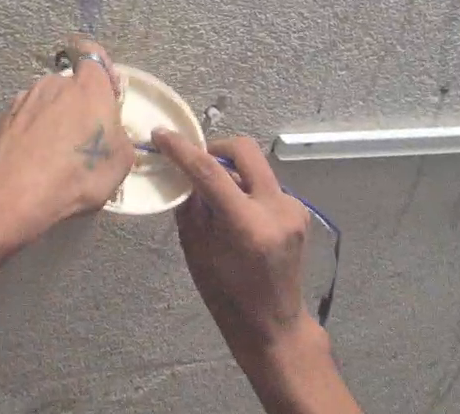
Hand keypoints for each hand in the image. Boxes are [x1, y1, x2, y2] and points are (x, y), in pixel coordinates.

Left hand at [0, 36, 133, 262]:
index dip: (101, 69)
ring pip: (46, 101)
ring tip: (55, 153)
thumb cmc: (76, 174)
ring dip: (53, 118)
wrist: (13, 191)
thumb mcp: (120, 162)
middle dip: (77, 104)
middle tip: (82, 136)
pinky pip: (26, 117)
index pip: (93, 54)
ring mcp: (25, 97)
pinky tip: (33, 157)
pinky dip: (32, 131)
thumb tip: (110, 130)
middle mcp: (54, 83)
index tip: (106, 92)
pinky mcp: (4, 115)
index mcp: (88, 87)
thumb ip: (118, 135)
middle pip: (70, 84)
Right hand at [152, 131, 313, 355]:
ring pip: (254, 165)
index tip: (160, 134)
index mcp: (248, 224)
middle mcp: (277, 209)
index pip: (209, 169)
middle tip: (196, 162)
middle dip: (215, 147)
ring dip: (230, 170)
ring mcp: (294, 209)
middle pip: (243, 150)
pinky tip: (235, 209)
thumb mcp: (195, 246)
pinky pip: (264, 183)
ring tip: (215, 195)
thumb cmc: (226, 293)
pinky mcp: (299, 211)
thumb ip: (190, 202)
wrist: (273, 325)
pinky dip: (244, 186)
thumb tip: (182, 170)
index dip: (181, 148)